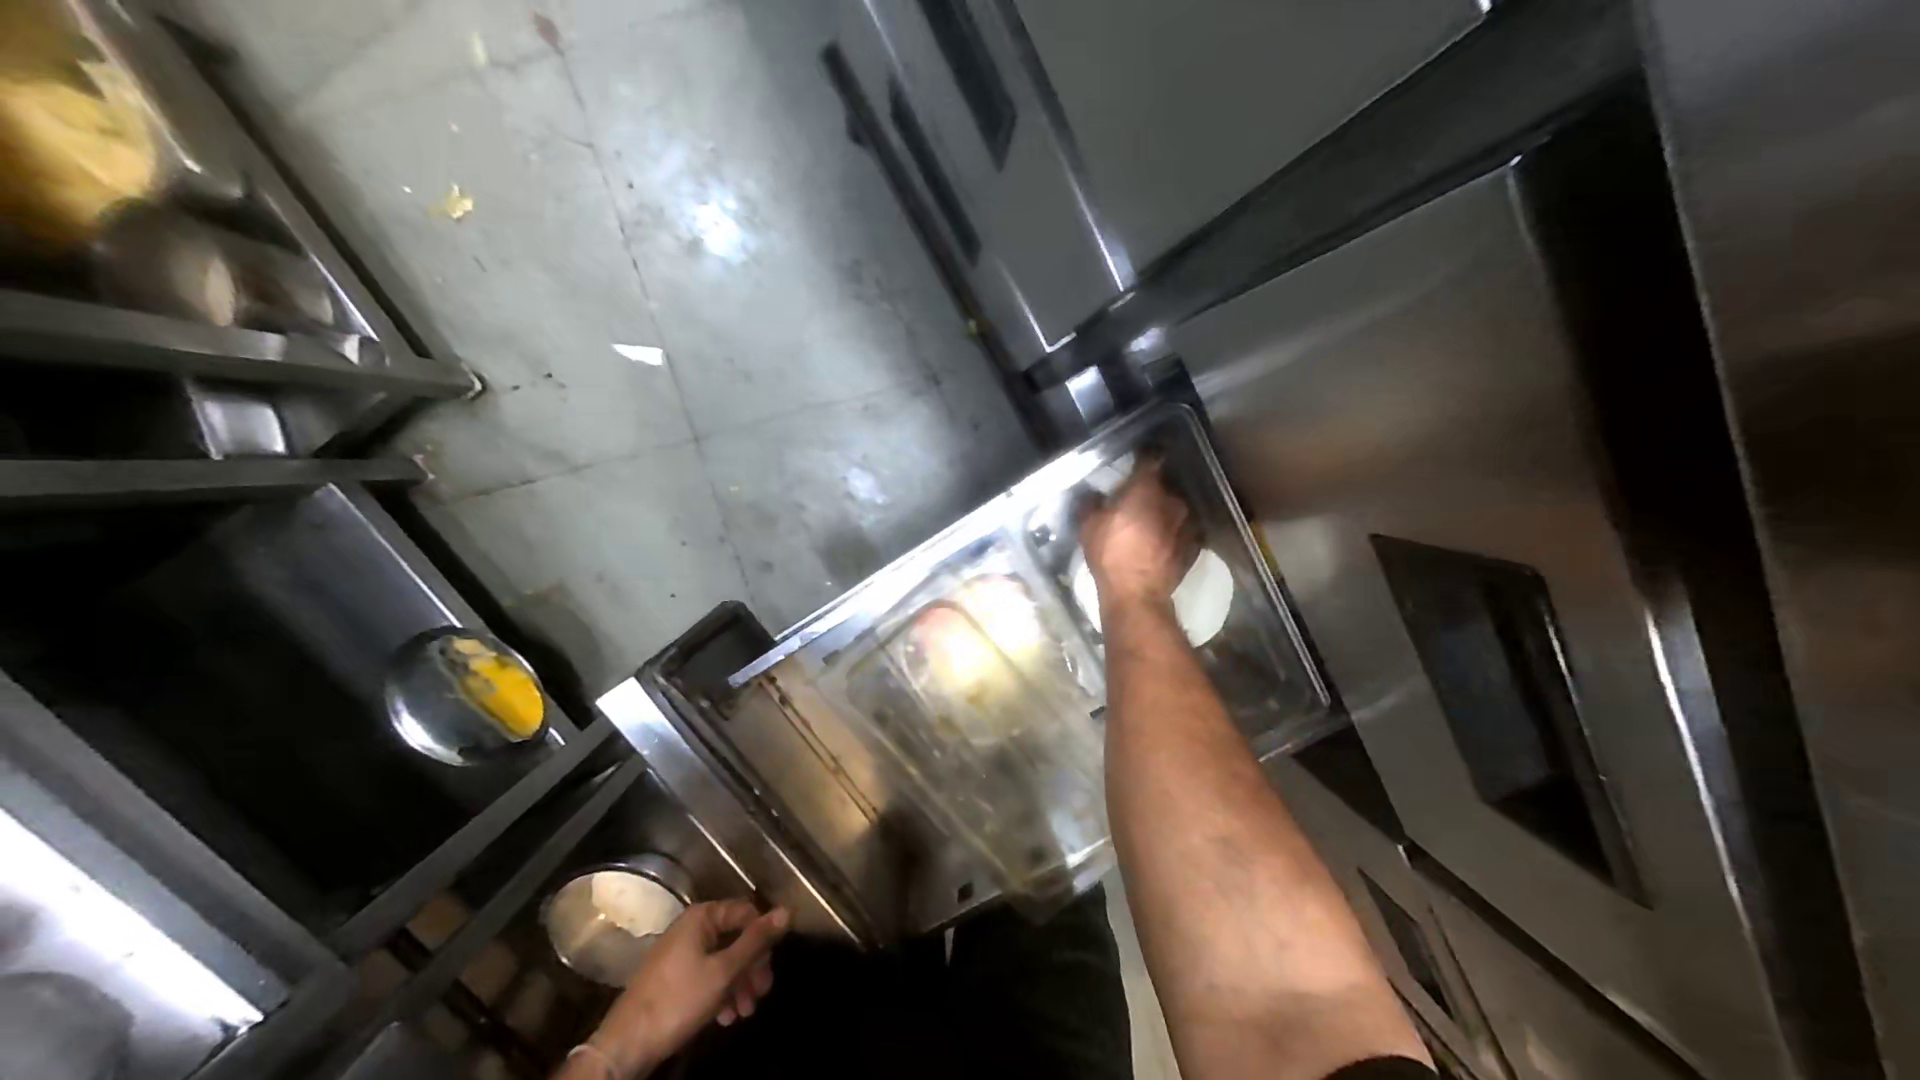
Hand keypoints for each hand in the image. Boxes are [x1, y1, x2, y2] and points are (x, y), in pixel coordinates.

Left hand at [583, 901, 789, 1077]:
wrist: (625, 1045)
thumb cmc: (678, 1001)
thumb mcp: (724, 971)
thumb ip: (756, 941)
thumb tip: (787, 910)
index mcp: (702, 917)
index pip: (747, 913)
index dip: (763, 938)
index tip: (770, 968)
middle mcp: (692, 927)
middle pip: (735, 938)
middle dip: (752, 967)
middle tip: (761, 994)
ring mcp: (680, 953)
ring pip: (722, 960)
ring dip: (739, 984)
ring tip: (745, 1012)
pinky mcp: (673, 977)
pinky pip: (706, 975)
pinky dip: (720, 993)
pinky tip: (726, 1017)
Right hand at [1081, 459, 1192, 611]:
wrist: (1137, 594)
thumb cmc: (1110, 554)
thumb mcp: (1088, 526)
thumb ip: (1090, 504)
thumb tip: (1091, 496)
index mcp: (1147, 488)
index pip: (1151, 459)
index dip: (1144, 456)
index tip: (1138, 458)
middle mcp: (1173, 500)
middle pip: (1164, 485)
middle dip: (1152, 490)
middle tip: (1137, 499)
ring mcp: (1188, 523)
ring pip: (1176, 508)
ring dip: (1165, 512)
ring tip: (1151, 522)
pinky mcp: (1194, 546)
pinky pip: (1184, 531)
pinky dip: (1175, 532)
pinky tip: (1163, 541)